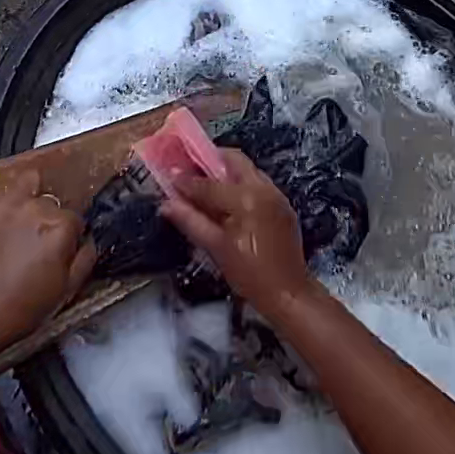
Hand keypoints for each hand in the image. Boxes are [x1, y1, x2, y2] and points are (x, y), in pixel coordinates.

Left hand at [0, 170, 94, 345]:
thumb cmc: (23, 306)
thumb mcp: (67, 289)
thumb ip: (86, 258)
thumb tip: (89, 240)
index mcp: (62, 226)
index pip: (75, 220)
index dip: (68, 237)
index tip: (58, 252)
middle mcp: (38, 206)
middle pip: (52, 204)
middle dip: (47, 220)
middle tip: (35, 244)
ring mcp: (9, 202)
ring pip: (29, 186)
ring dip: (28, 202)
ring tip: (18, 226)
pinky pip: (2, 194)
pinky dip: (4, 204)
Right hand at [159, 149, 313, 312]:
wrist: (288, 293)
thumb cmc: (249, 274)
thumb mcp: (215, 248)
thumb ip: (191, 221)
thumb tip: (166, 204)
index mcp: (245, 199)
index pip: (208, 184)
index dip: (186, 180)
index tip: (169, 174)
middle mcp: (263, 188)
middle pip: (234, 160)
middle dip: (211, 160)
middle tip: (190, 169)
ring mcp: (276, 195)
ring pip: (248, 169)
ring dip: (226, 172)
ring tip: (205, 185)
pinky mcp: (283, 204)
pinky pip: (258, 183)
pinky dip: (240, 184)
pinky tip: (227, 201)